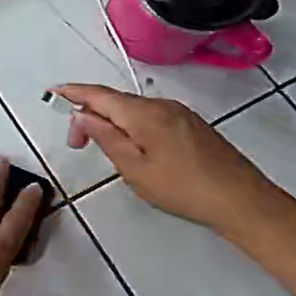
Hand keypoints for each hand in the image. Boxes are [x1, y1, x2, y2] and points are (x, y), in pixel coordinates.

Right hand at [55, 83, 287, 237]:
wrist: (243, 202)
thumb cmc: (182, 188)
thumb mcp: (132, 167)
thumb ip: (105, 137)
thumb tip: (82, 115)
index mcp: (144, 114)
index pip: (99, 95)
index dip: (73, 92)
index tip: (52, 93)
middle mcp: (162, 106)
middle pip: (115, 100)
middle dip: (89, 114)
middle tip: (77, 144)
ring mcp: (180, 114)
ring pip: (133, 109)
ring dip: (110, 120)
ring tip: (101, 147)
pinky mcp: (192, 126)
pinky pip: (150, 116)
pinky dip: (130, 124)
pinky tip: (130, 145)